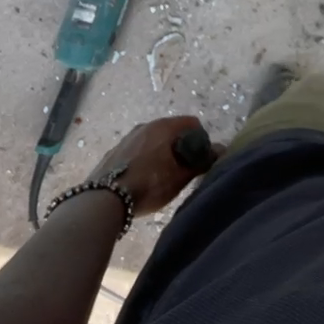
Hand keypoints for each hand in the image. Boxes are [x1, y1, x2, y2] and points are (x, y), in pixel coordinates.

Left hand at [86, 116, 223, 216]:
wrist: (102, 201)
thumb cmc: (148, 185)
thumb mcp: (180, 177)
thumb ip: (202, 162)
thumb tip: (221, 149)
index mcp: (164, 127)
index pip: (191, 123)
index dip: (200, 139)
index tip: (199, 158)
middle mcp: (145, 126)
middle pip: (171, 131)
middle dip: (180, 146)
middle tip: (182, 169)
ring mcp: (127, 138)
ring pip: (152, 140)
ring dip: (161, 153)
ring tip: (161, 176)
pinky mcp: (113, 152)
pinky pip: (136, 150)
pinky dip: (143, 159)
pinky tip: (141, 180)